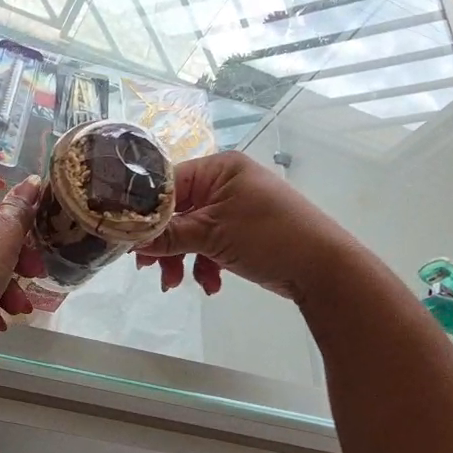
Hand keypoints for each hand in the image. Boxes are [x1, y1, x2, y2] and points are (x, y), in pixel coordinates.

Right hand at [134, 151, 351, 303]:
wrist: (325, 269)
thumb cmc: (268, 237)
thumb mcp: (212, 235)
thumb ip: (168, 237)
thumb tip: (129, 240)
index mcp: (220, 168)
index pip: (168, 183)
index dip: (147, 210)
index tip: (128, 236)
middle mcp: (226, 182)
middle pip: (178, 211)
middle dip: (164, 242)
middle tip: (146, 267)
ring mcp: (236, 208)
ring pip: (192, 232)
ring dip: (181, 258)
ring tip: (176, 284)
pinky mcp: (243, 233)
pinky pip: (211, 244)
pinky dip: (206, 264)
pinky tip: (211, 285)